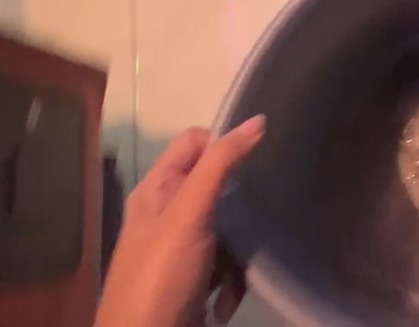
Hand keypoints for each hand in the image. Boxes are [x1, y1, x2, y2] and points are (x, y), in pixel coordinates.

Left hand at [97, 117, 264, 326]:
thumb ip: (221, 164)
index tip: (255, 158)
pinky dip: (232, 279)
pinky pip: (225, 261)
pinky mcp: (192, 280)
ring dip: (239, 248)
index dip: (224, 142)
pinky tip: (227, 299)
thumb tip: (258, 118)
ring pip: (227, 224)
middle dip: (241, 201)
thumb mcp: (190, 214)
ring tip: (239, 268)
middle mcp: (166, 214)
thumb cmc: (160, 279)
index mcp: (156, 191)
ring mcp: (179, 249)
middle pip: (216, 183)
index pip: (194, 141)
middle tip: (262, 207)